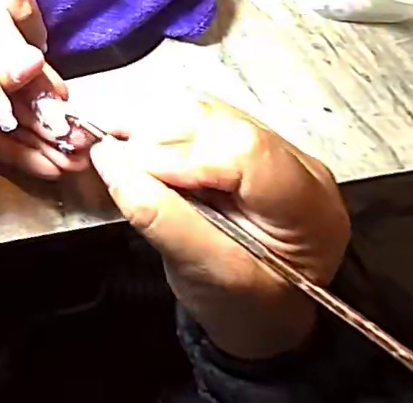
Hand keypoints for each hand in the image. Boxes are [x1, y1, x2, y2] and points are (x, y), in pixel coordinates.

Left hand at [0, 26, 87, 223]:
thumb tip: (31, 55)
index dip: (32, 78)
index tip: (68, 103)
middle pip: (1, 87)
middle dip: (42, 114)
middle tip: (83, 139)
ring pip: (0, 116)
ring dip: (36, 137)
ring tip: (77, 160)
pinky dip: (16, 153)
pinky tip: (48, 168)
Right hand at [88, 97, 349, 359]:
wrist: (253, 306)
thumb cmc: (246, 301)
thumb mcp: (208, 272)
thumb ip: (160, 216)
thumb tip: (109, 159)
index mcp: (303, 202)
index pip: (241, 148)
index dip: (179, 152)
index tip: (139, 174)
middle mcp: (287, 160)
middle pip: (210, 119)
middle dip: (155, 140)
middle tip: (126, 173)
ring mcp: (256, 141)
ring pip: (188, 107)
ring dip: (145, 130)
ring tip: (131, 166)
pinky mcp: (226, 132)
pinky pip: (178, 110)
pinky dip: (146, 127)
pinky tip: (136, 152)